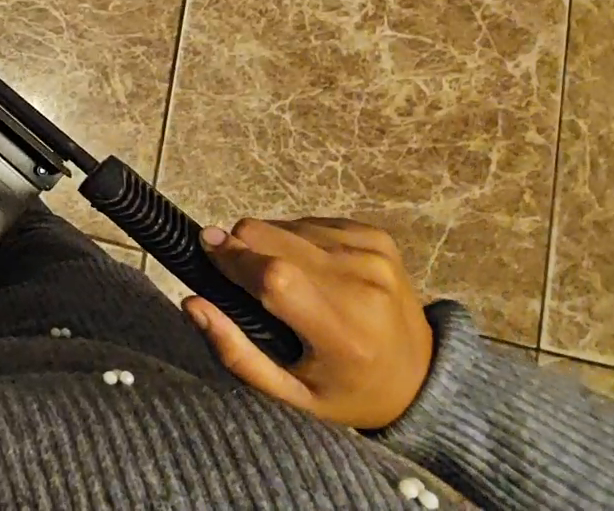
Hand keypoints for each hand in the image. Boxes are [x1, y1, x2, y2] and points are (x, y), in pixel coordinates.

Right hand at [182, 217, 432, 430]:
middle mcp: (364, 287)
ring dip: (269, 245)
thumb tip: (190, 302)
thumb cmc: (345, 390)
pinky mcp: (378, 238)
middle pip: (267, 235)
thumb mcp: (289, 392)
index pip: (274, 276)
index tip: (204, 249)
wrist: (423, 380)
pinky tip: (311, 268)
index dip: (232, 257)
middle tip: (248, 279)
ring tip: (286, 278)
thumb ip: (235, 352)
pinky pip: (306, 221)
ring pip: (281, 224)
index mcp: (343, 333)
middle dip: (242, 248)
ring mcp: (374, 257)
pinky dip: (294, 239)